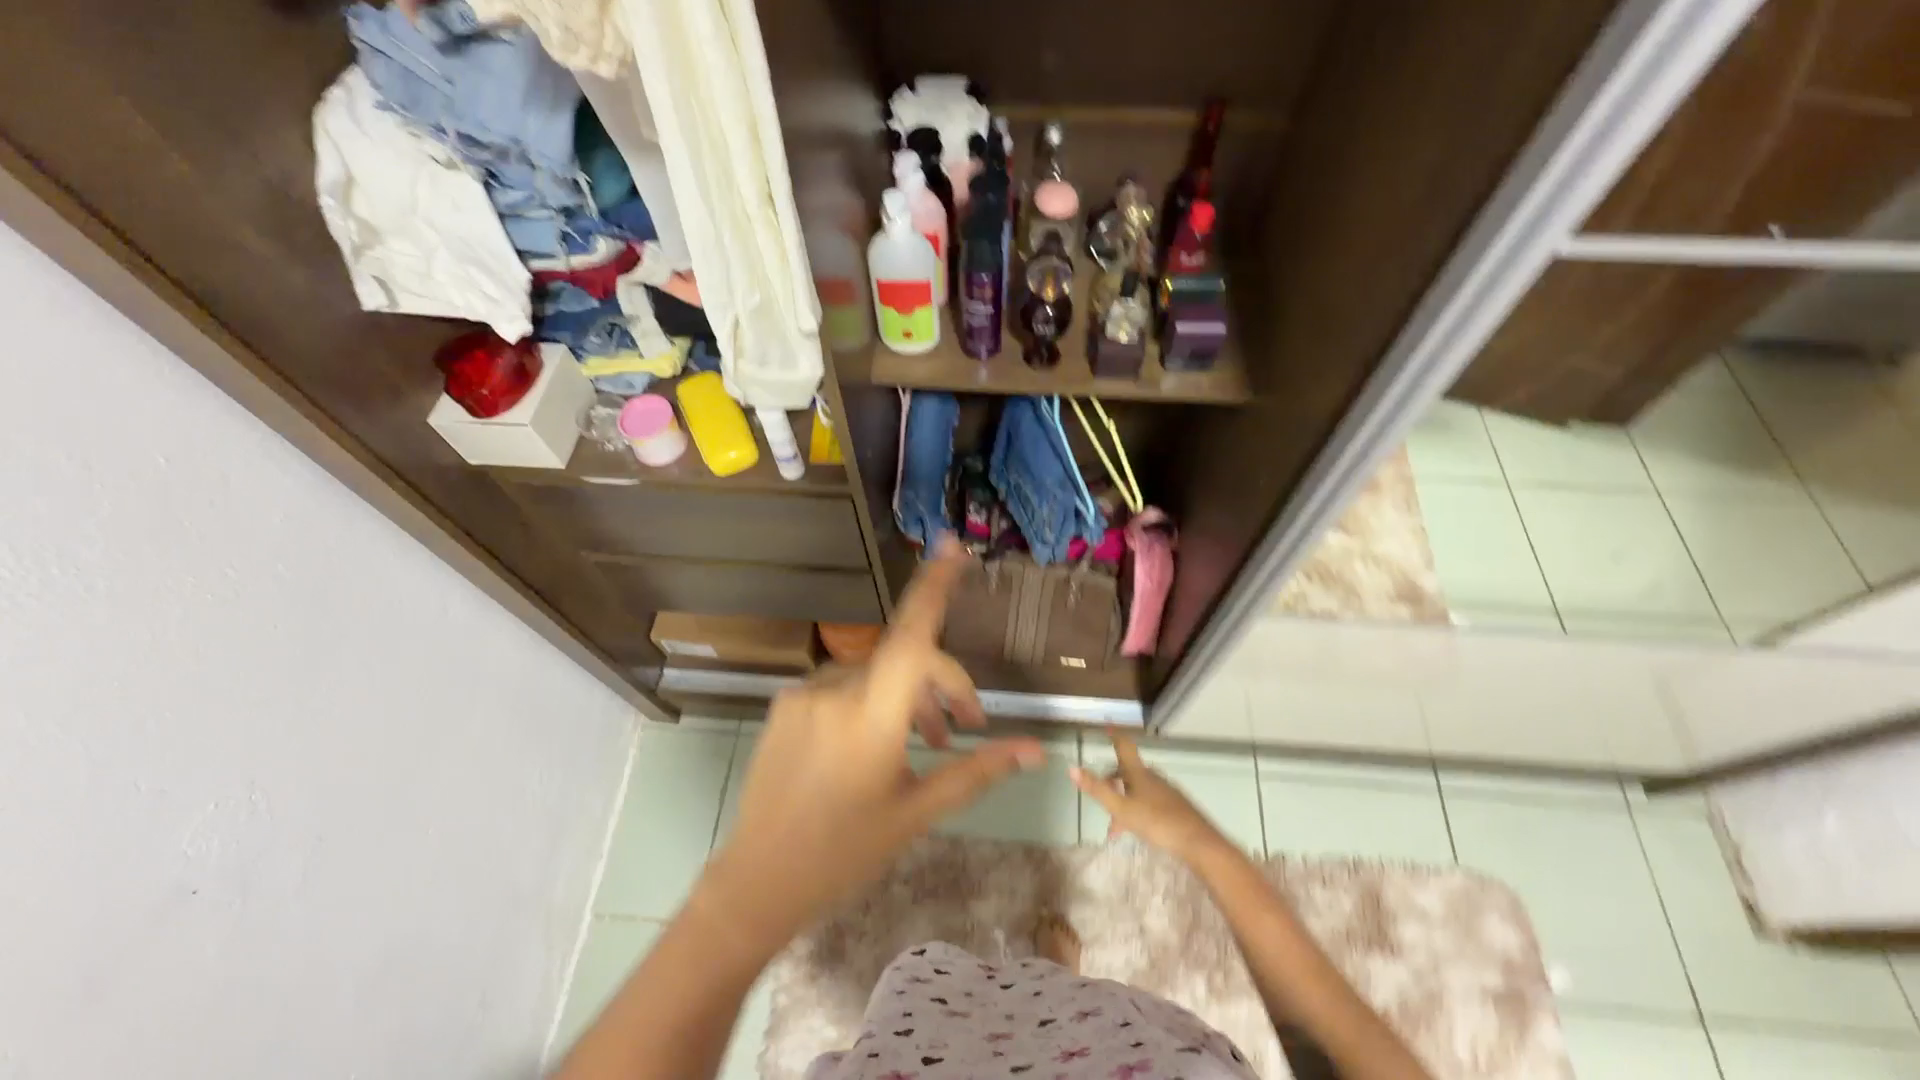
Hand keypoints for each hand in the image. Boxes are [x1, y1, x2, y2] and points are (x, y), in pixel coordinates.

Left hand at [702, 539, 1046, 942]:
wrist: (759, 880)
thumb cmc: (846, 852)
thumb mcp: (918, 812)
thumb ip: (977, 771)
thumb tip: (1036, 749)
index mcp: (871, 718)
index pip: (912, 638)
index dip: (934, 587)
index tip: (952, 546)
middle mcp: (835, 693)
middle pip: (902, 660)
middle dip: (940, 684)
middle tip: (964, 728)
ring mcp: (803, 696)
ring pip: (872, 675)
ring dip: (904, 697)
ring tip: (922, 744)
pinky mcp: (783, 706)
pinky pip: (840, 688)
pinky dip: (868, 703)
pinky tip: (871, 747)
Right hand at [1072, 731, 1229, 860]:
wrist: (1196, 841)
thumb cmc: (1156, 821)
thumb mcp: (1121, 808)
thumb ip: (1097, 790)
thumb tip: (1072, 768)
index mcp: (1138, 773)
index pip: (1123, 747)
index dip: (1114, 735)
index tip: (1107, 723)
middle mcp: (1153, 777)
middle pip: (1128, 772)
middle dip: (1112, 783)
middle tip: (1101, 800)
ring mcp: (1166, 791)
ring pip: (1137, 790)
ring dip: (1123, 802)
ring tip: (1116, 828)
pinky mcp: (1175, 806)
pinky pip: (1149, 802)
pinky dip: (1137, 810)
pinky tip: (1136, 830)